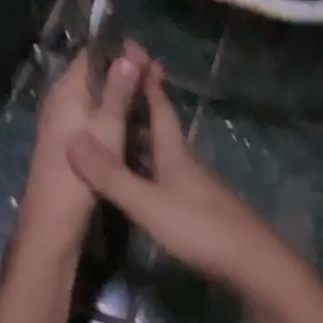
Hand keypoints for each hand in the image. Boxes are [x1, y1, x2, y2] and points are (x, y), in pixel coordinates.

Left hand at [14, 43, 148, 254]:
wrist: (53, 220)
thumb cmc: (81, 170)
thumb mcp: (107, 126)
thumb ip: (118, 89)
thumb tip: (129, 54)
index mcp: (66, 91)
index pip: (91, 55)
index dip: (119, 51)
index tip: (148, 55)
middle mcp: (61, 101)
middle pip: (94, 75)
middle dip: (124, 72)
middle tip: (157, 74)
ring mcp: (63, 123)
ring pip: (96, 98)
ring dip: (121, 94)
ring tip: (153, 94)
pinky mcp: (69, 142)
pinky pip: (94, 117)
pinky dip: (113, 114)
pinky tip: (136, 121)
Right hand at [65, 66, 287, 290]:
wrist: (250, 265)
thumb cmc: (198, 227)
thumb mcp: (147, 203)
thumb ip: (110, 175)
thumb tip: (71, 138)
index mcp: (173, 153)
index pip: (159, 109)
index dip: (148, 83)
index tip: (137, 56)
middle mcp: (183, 164)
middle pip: (160, 129)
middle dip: (141, 107)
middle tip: (117, 88)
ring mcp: (192, 188)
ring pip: (161, 155)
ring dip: (140, 141)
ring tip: (115, 132)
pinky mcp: (195, 211)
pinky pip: (163, 179)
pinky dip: (145, 170)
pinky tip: (137, 181)